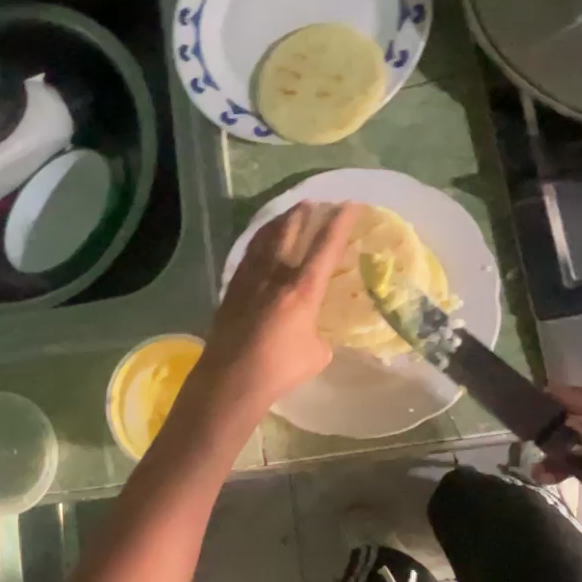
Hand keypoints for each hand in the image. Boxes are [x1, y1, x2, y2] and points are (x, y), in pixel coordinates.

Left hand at [196, 202, 358, 409]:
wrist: (231, 378)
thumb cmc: (279, 369)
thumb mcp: (316, 354)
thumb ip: (318, 336)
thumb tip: (311, 333)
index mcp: (303, 289)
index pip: (326, 246)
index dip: (340, 223)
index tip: (350, 205)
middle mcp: (276, 275)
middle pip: (290, 232)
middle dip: (305, 214)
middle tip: (315, 203)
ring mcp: (250, 279)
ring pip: (265, 239)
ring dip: (280, 222)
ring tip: (289, 212)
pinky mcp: (231, 289)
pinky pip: (248, 255)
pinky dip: (258, 241)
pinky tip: (260, 241)